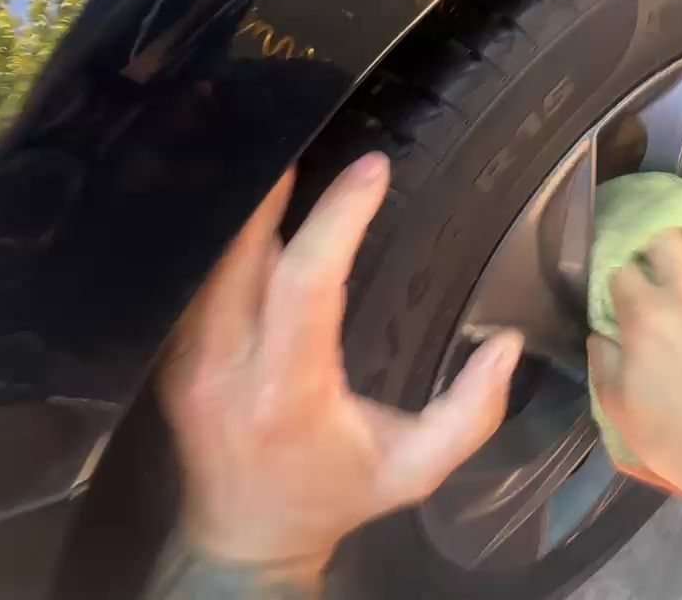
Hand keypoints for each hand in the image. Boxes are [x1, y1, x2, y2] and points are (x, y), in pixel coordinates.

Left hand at [158, 153, 522, 578]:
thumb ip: (470, 413)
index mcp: (290, 393)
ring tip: (288, 156)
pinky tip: (258, 206)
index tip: (373, 170)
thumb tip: (504, 344)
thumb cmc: (336, 495)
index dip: (339, 217)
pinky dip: (230, 235)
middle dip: (279, 191)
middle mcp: (227, 370)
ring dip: (251, 205)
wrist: (241, 542)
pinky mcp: (177, 358)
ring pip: (212, 259)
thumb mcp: (417, 470)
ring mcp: (190, 362)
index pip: (307, 282)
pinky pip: (199, 279)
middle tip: (313, 138)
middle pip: (241, 254)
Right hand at [585, 229, 681, 506]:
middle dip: (653, 251)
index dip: (614, 279)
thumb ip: (602, 358)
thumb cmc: (667, 433)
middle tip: (648, 273)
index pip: (622, 270)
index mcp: (646, 316)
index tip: (614, 293)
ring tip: (680, 293)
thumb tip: (602, 331)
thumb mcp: (615, 403)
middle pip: (669, 242)